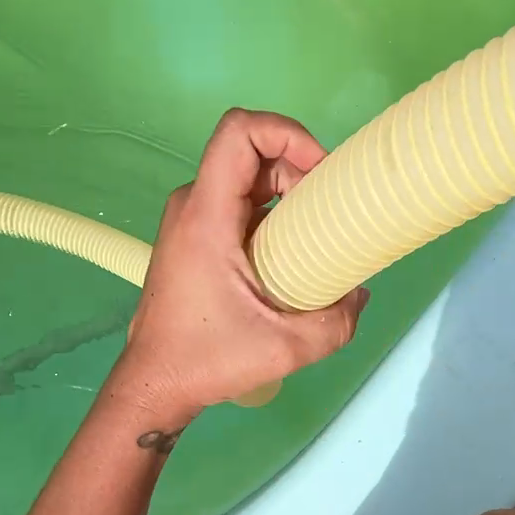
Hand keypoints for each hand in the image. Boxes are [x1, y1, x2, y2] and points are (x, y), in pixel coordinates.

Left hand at [108, 108, 368, 419]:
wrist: (156, 383)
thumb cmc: (209, 361)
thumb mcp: (286, 349)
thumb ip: (336, 323)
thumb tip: (359, 293)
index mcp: (207, 216)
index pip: (240, 132)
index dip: (287, 133)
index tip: (320, 173)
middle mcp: (193, 207)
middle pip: (249, 155)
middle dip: (297, 170)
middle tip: (330, 210)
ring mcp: (189, 222)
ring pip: (244, 181)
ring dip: (285, 196)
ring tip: (316, 235)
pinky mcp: (192, 241)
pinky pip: (236, 208)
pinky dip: (269, 217)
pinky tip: (290, 256)